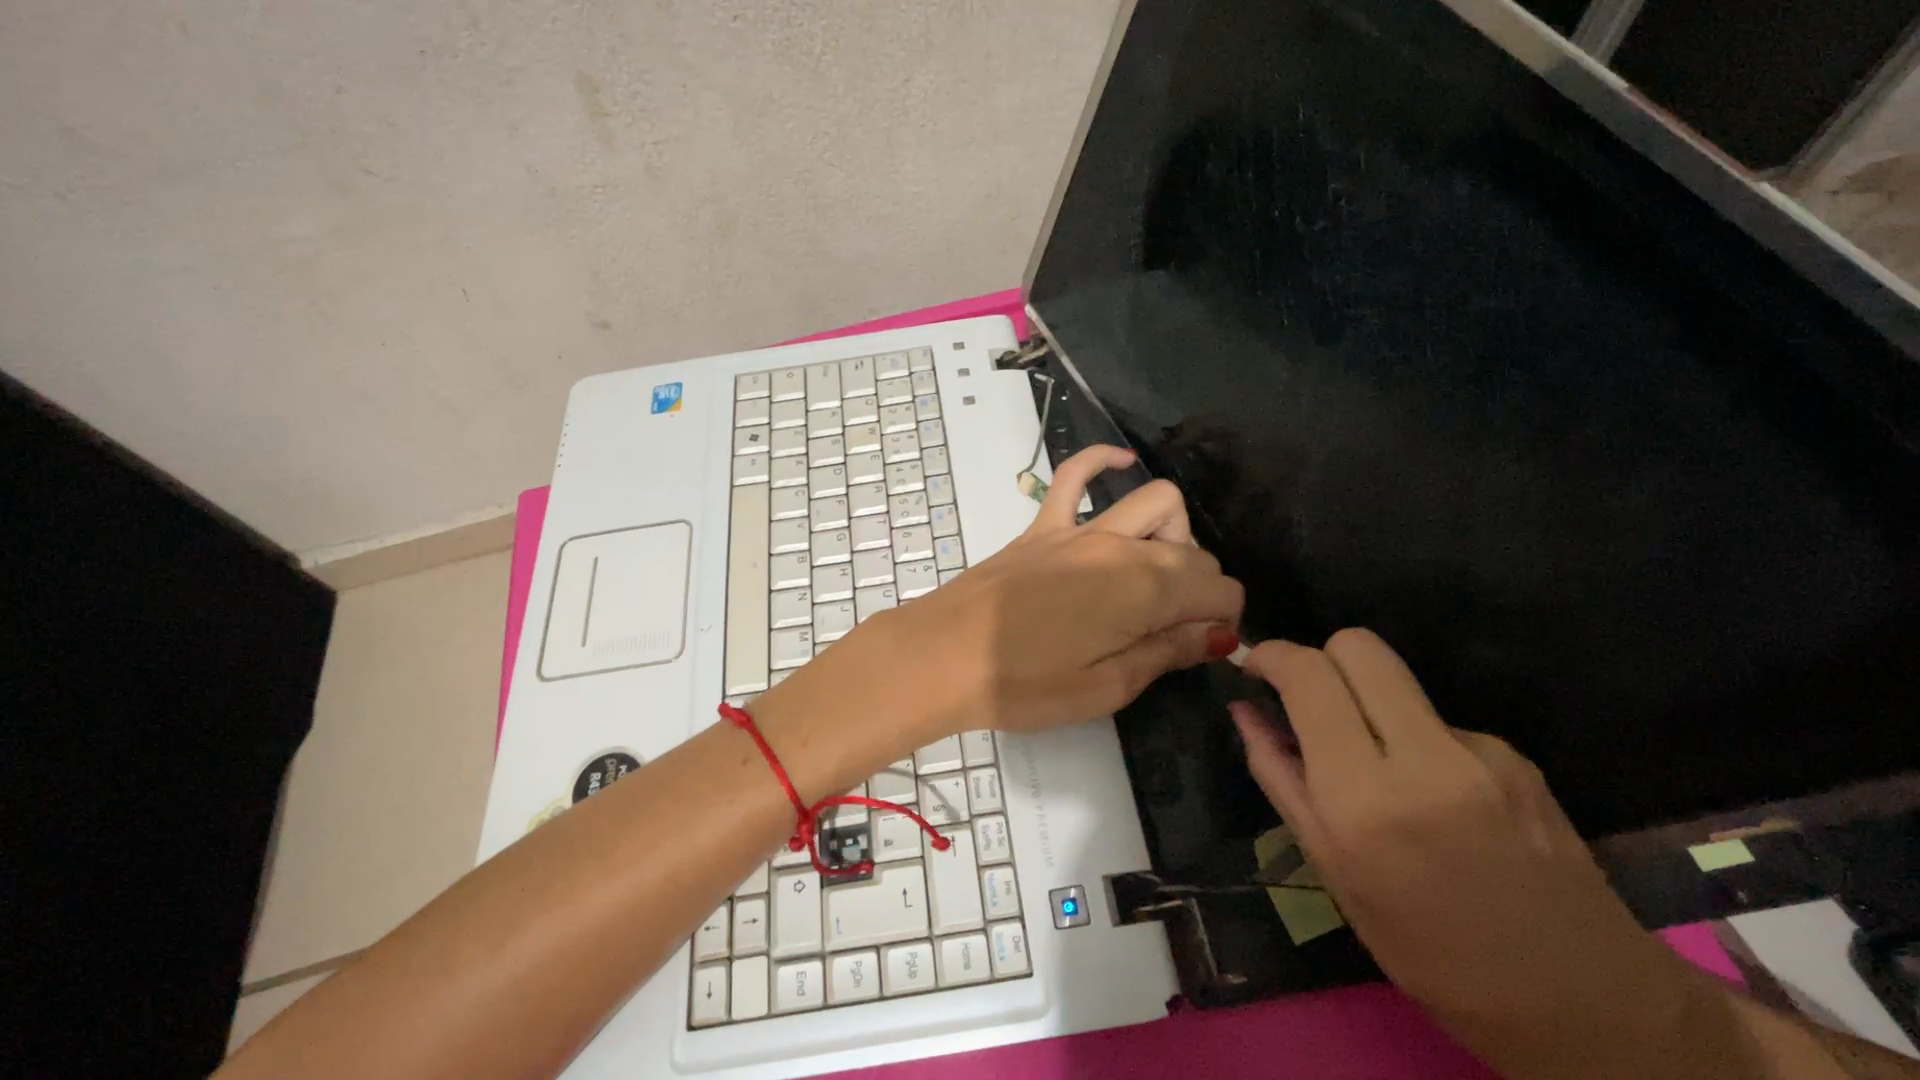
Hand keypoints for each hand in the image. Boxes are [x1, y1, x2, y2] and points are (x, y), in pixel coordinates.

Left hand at [792, 445, 1242, 748]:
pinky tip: (1122, 463)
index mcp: (1144, 592)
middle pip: (1192, 549)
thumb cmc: (1022, 685)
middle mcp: (1121, 547)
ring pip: (1156, 502)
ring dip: (1173, 532)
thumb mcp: (1104, 688)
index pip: (1218, 588)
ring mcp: (1079, 530)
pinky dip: (1103, 460)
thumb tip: (1215, 637)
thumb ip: (1165, 654)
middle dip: (1202, 585)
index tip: (1211, 643)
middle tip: (1180, 627)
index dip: (1226, 618)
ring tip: (1155, 572)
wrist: (940, 658)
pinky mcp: (1042, 526)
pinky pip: (1074, 473)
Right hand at [1232, 631, 1708, 1076]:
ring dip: (1369, 709)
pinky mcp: (1516, 756)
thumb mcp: (1333, 873)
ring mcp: (1480, 751)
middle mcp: (1424, 757)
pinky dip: (1416, 745)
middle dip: (1321, 659)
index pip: (1311, 677)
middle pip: (1359, 647)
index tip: (1255, 667)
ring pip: (1398, 686)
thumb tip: (1245, 712)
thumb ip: (1281, 779)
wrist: (1580, 997)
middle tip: (1307, 703)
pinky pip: (1439, 723)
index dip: (1272, 655)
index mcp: (1364, 799)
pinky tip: (1436, 803)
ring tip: (1378, 778)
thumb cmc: (1427, 953)